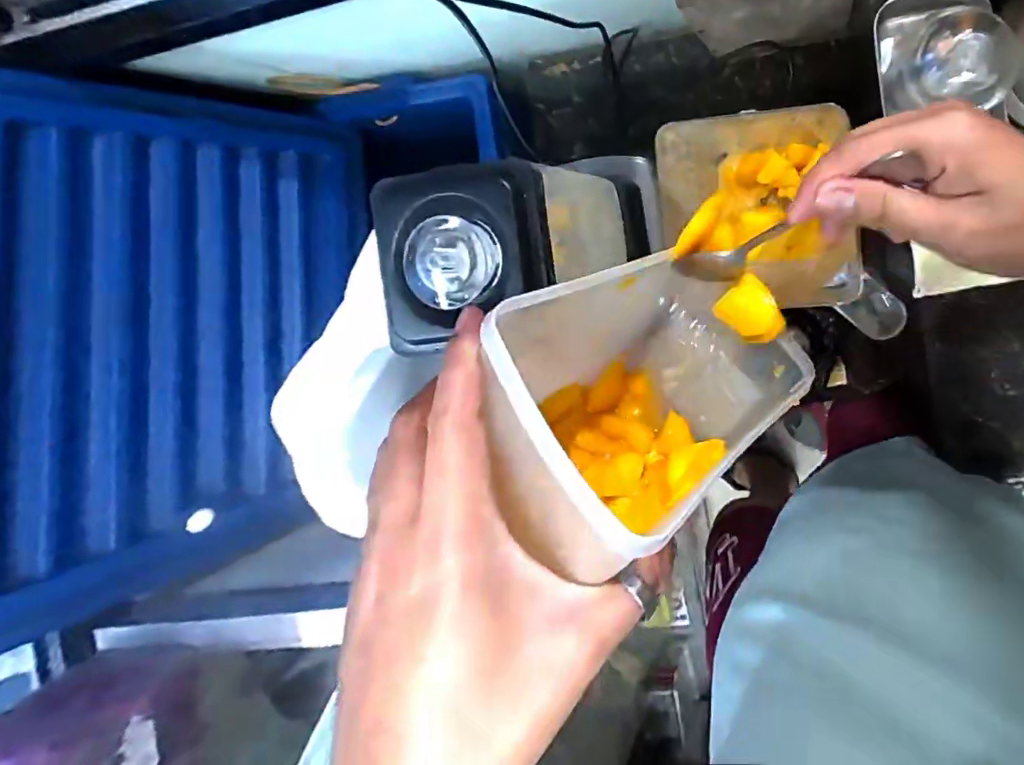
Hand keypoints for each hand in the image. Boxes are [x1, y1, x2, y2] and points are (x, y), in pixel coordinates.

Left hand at [335, 308, 659, 764]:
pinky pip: (380, 501)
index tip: (473, 319)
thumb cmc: (495, 704)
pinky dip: (407, 466)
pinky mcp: (360, 593)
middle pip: (407, 433)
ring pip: (385, 466)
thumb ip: (632, 583)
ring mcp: (371, 564)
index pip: (451, 423)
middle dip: (439, 385)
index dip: (461, 364)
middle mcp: (402, 533)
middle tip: (479, 366)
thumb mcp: (581, 639)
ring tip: (459, 412)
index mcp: (452, 531)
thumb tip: (663, 541)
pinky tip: (439, 489)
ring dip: (418, 424)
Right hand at [788, 102, 1023, 278]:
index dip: (821, 184)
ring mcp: (947, 125)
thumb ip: (883, 207)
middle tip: (817, 231)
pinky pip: (903, 160)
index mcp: (939, 129)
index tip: (795, 220)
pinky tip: (886, 219)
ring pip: (880, 153)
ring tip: (844, 231)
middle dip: (835, 187)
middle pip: (864, 145)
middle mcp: (938, 115)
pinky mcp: (954, 141)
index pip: (858, 149)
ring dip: (858, 190)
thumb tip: (824, 196)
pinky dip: (885, 189)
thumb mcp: (948, 228)